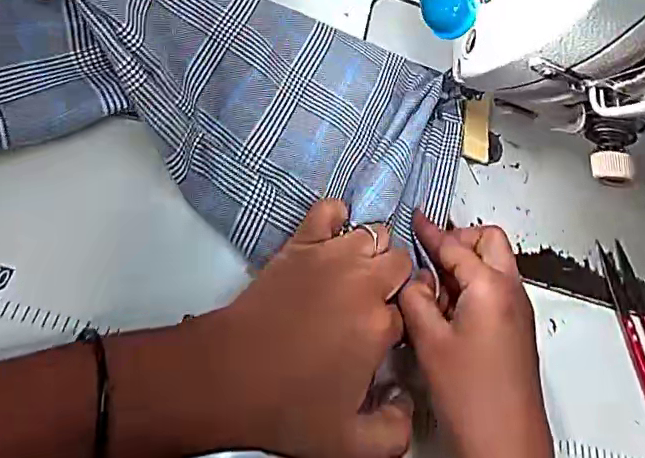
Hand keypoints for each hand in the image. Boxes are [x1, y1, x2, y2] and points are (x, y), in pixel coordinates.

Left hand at [111, 198, 415, 457]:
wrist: (235, 372)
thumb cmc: (289, 405)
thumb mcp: (351, 443)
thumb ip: (395, 430)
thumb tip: (406, 404)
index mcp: (379, 326)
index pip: (409, 309)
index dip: (400, 321)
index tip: (388, 331)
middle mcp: (361, 283)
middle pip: (398, 262)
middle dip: (394, 278)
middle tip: (378, 299)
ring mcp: (330, 256)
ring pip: (373, 234)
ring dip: (372, 250)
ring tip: (359, 270)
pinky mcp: (301, 242)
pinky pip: (329, 210)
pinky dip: (337, 216)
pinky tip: (336, 234)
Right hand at [400, 212, 550, 457]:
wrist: (507, 451)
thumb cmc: (476, 404)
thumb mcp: (428, 340)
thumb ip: (414, 297)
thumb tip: (412, 278)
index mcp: (492, 288)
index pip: (455, 244)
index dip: (430, 230)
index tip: (417, 219)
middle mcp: (511, 294)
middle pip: (487, 241)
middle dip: (458, 240)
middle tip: (430, 253)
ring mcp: (517, 313)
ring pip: (492, 264)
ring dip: (464, 265)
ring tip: (434, 290)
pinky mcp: (516, 331)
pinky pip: (494, 289)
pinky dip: (472, 286)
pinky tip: (447, 312)